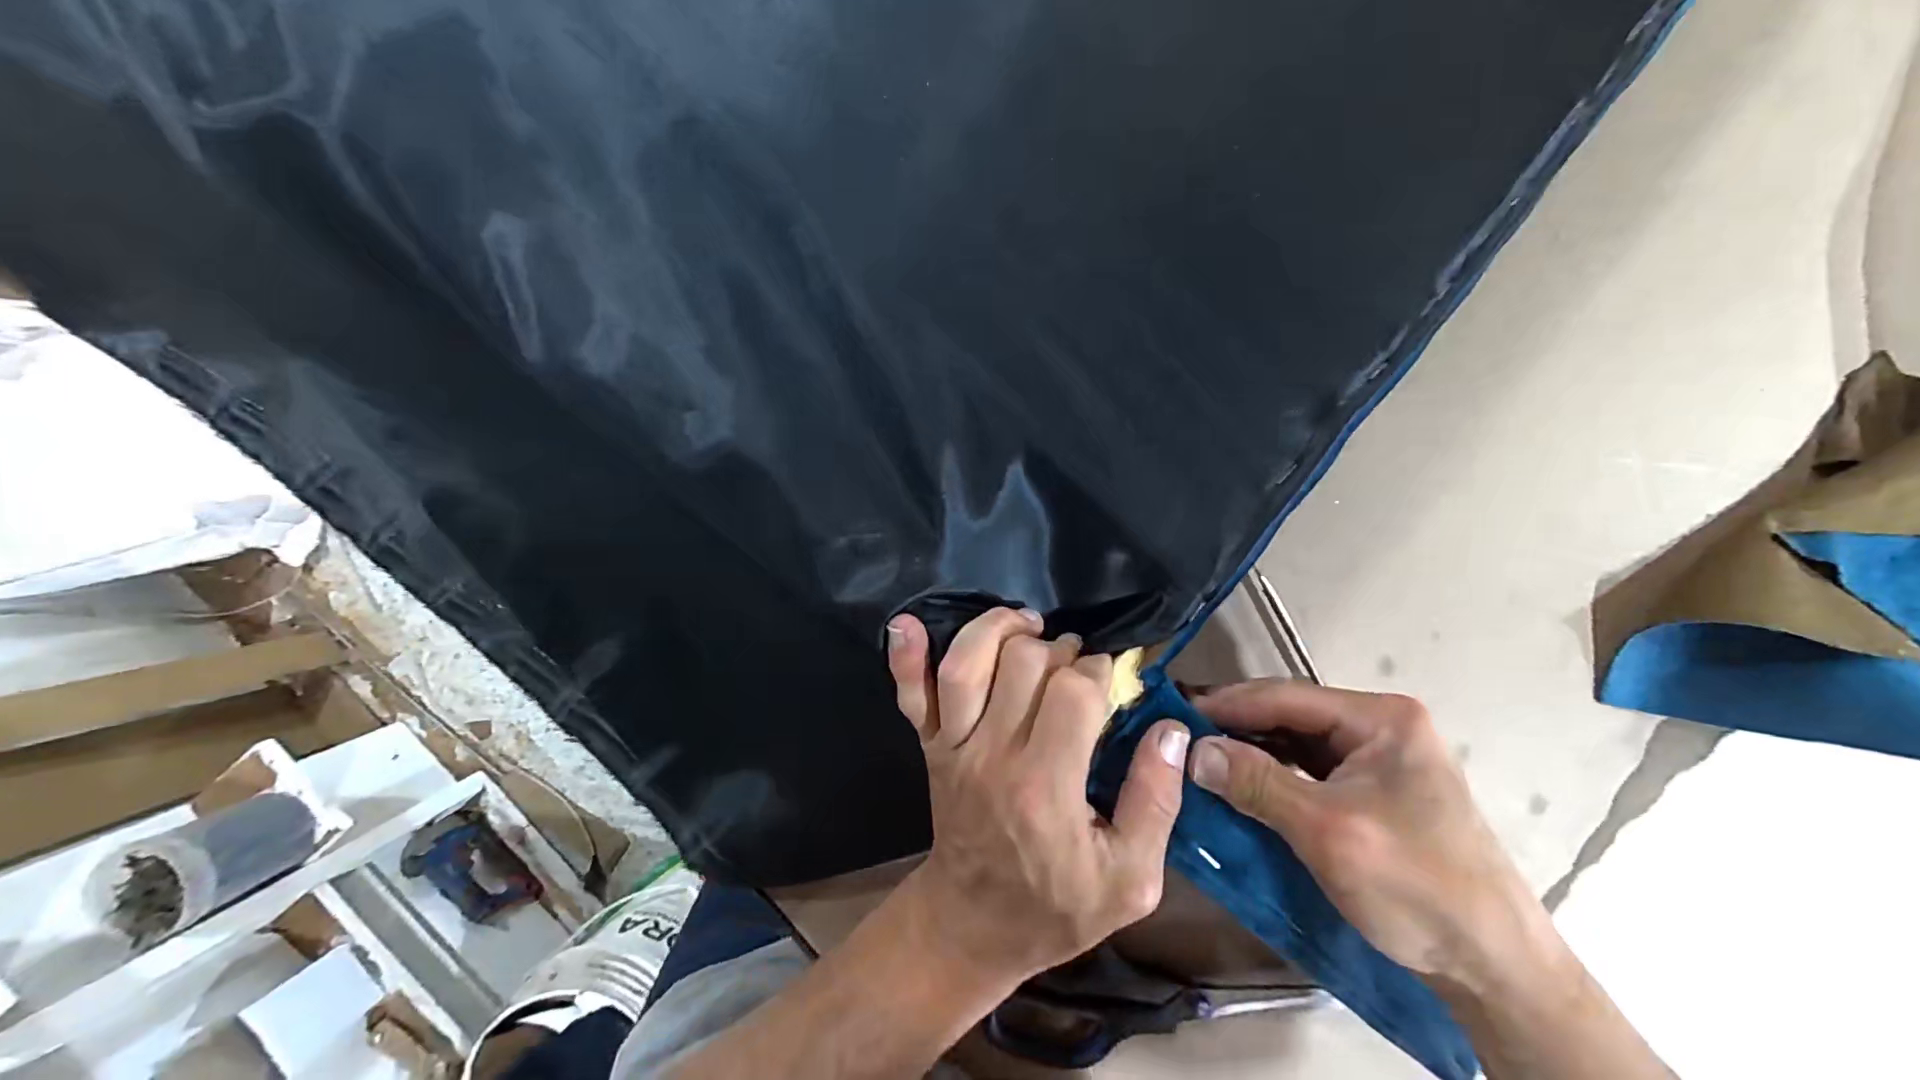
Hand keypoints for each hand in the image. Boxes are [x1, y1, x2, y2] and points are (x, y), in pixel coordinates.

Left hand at [885, 608, 1189, 983]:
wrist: (971, 926)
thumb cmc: (1055, 907)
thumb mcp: (1129, 880)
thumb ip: (1154, 802)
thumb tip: (1171, 730)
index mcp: (1046, 787)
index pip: (1074, 693)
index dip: (1101, 670)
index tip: (1114, 677)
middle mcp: (992, 756)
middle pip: (1023, 664)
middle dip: (1060, 648)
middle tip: (1079, 662)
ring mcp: (953, 748)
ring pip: (966, 665)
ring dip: (997, 630)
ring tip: (1028, 625)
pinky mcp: (929, 748)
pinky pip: (910, 695)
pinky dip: (907, 657)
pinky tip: (910, 624)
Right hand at [1187, 680, 1548, 986]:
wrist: (1494, 968)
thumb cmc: (1416, 887)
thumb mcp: (1327, 830)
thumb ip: (1258, 783)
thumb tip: (1192, 750)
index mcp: (1381, 720)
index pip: (1286, 696)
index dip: (1226, 703)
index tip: (1173, 712)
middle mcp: (1379, 728)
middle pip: (1289, 715)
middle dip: (1234, 726)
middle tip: (1178, 735)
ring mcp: (1377, 760)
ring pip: (1294, 742)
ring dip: (1249, 750)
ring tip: (1197, 756)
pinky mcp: (1371, 792)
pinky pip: (1306, 771)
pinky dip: (1269, 775)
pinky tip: (1236, 783)